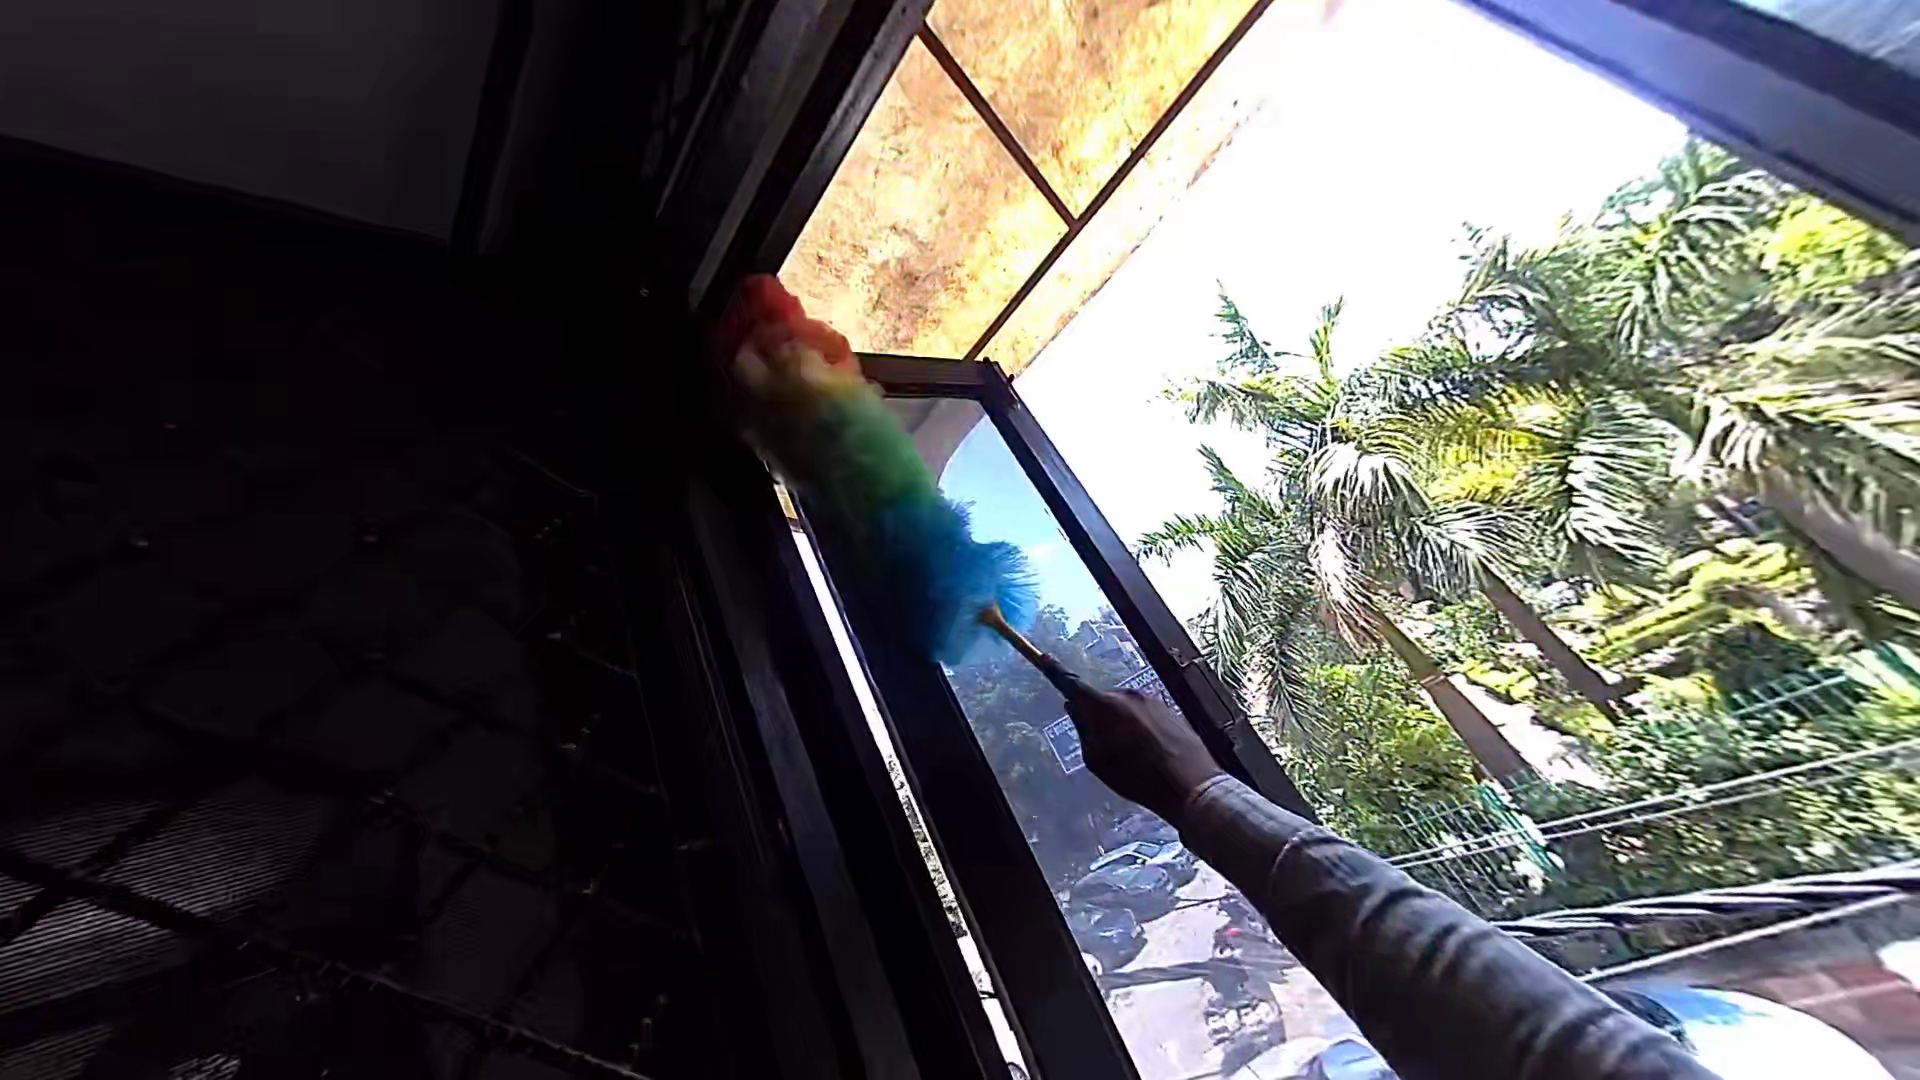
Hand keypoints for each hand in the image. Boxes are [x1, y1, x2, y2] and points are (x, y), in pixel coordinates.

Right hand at [1064, 687, 1224, 826]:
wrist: (1193, 786)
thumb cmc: (1138, 779)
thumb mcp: (1098, 761)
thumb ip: (1083, 730)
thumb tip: (1075, 708)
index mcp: (1106, 706)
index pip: (1073, 685)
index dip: (1055, 672)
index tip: (1044, 658)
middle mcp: (1127, 694)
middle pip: (1100, 700)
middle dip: (1097, 716)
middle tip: (1103, 747)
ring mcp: (1150, 699)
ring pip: (1122, 707)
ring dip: (1120, 723)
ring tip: (1132, 755)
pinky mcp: (1168, 708)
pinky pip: (1142, 713)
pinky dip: (1139, 727)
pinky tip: (1149, 751)